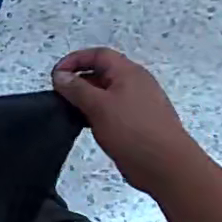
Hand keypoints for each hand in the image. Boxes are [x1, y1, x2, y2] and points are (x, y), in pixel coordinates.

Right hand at [51, 48, 205, 194]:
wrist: (166, 167)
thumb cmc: (132, 131)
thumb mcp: (98, 106)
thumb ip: (76, 88)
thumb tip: (60, 75)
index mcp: (129, 73)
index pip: (98, 54)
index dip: (74, 60)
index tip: (55, 76)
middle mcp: (135, 83)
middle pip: (102, 71)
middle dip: (78, 79)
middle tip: (59, 95)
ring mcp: (138, 103)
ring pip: (105, 92)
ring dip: (85, 98)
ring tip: (69, 111)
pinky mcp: (137, 122)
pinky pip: (112, 109)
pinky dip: (96, 112)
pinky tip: (86, 125)